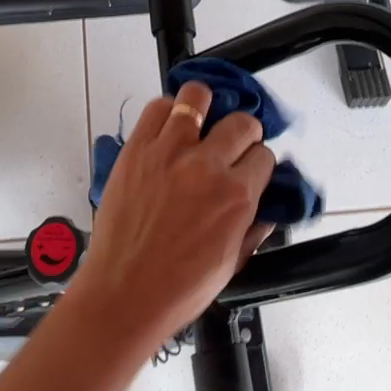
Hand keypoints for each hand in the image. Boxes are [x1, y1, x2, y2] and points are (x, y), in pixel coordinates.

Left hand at [68, 80, 277, 345]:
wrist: (125, 293)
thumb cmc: (176, 287)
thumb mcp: (232, 262)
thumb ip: (252, 228)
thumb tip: (264, 209)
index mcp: (236, 195)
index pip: (264, 156)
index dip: (260, 162)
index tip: (252, 166)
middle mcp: (207, 165)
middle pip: (241, 122)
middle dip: (244, 131)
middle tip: (233, 143)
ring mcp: (170, 151)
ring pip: (198, 97)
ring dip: (205, 107)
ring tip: (201, 121)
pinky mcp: (137, 148)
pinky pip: (157, 108)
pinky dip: (166, 111)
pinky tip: (169, 126)